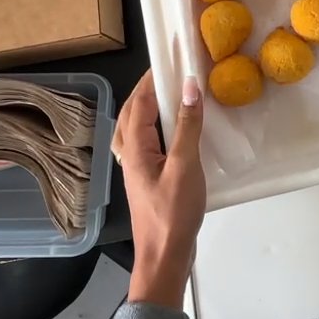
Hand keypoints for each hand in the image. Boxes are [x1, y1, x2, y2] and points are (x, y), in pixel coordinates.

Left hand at [113, 71, 205, 307]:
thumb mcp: (185, 166)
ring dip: (148, 108)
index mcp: (135, 149)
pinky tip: (172, 132)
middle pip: (132, 114)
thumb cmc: (172, 214)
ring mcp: (137, 170)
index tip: (169, 60)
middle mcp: (130, 156)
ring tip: (168, 96)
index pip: (139, 103)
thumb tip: (188, 87)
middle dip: (147, 90)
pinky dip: (156, 128)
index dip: (152, 80)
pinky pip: (146, 144)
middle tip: (169, 73)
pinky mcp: (148, 181)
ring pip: (135, 130)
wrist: (164, 258)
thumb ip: (187, 126)